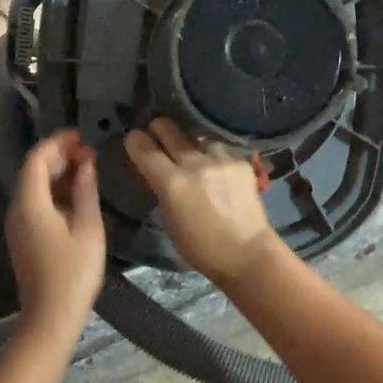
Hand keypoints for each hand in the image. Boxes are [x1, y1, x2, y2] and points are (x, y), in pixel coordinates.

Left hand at [6, 130, 105, 338]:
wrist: (51, 319)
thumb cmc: (73, 273)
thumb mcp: (88, 229)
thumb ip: (85, 191)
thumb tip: (86, 164)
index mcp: (30, 205)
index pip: (36, 160)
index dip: (57, 143)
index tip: (82, 136)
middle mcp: (17, 210)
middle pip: (33, 172)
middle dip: (60, 156)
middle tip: (91, 153)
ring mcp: (17, 226)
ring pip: (34, 187)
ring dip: (59, 174)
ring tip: (89, 170)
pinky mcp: (23, 238)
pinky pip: (36, 203)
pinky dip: (55, 192)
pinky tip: (78, 195)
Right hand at [124, 118, 282, 285]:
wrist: (247, 252)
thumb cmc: (201, 247)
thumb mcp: (169, 219)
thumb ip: (161, 188)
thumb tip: (156, 169)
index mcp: (172, 183)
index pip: (144, 148)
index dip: (135, 140)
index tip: (134, 138)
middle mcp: (194, 164)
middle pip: (169, 129)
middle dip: (159, 129)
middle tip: (157, 133)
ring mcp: (221, 159)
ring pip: (197, 137)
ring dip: (191, 145)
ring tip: (194, 158)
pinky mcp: (240, 161)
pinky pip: (220, 151)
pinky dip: (214, 159)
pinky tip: (218, 172)